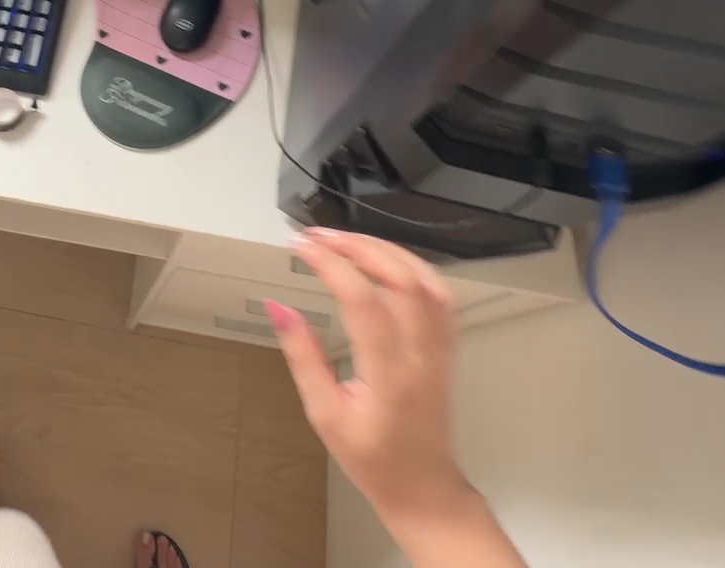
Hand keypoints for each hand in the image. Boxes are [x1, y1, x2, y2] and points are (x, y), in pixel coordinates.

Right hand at [268, 229, 523, 566]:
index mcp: (390, 376)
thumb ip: (303, 357)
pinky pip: (438, 293)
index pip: (364, 302)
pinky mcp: (447, 346)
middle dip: (356, 245)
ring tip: (344, 239)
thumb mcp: (324, 414)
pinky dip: (410, 264)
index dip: (331, 265)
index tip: (300, 247)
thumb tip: (278, 306)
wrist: (424, 488)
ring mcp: (441, 349)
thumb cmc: (371, 459)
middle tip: (318, 236)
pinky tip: (382, 258)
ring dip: (384, 249)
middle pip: (401, 278)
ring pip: (425, 279)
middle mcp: (422, 356)